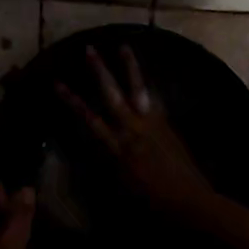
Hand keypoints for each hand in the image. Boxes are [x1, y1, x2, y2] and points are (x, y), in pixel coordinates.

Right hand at [55, 45, 220, 224]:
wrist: (190, 201)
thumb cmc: (151, 202)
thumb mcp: (121, 187)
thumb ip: (108, 166)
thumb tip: (96, 152)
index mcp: (119, 148)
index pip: (90, 119)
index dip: (73, 101)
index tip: (58, 83)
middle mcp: (134, 130)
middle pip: (113, 94)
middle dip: (100, 71)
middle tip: (90, 49)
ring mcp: (153, 125)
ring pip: (139, 89)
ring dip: (130, 67)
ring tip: (123, 47)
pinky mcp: (168, 126)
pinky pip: (155, 101)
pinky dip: (148, 88)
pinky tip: (145, 80)